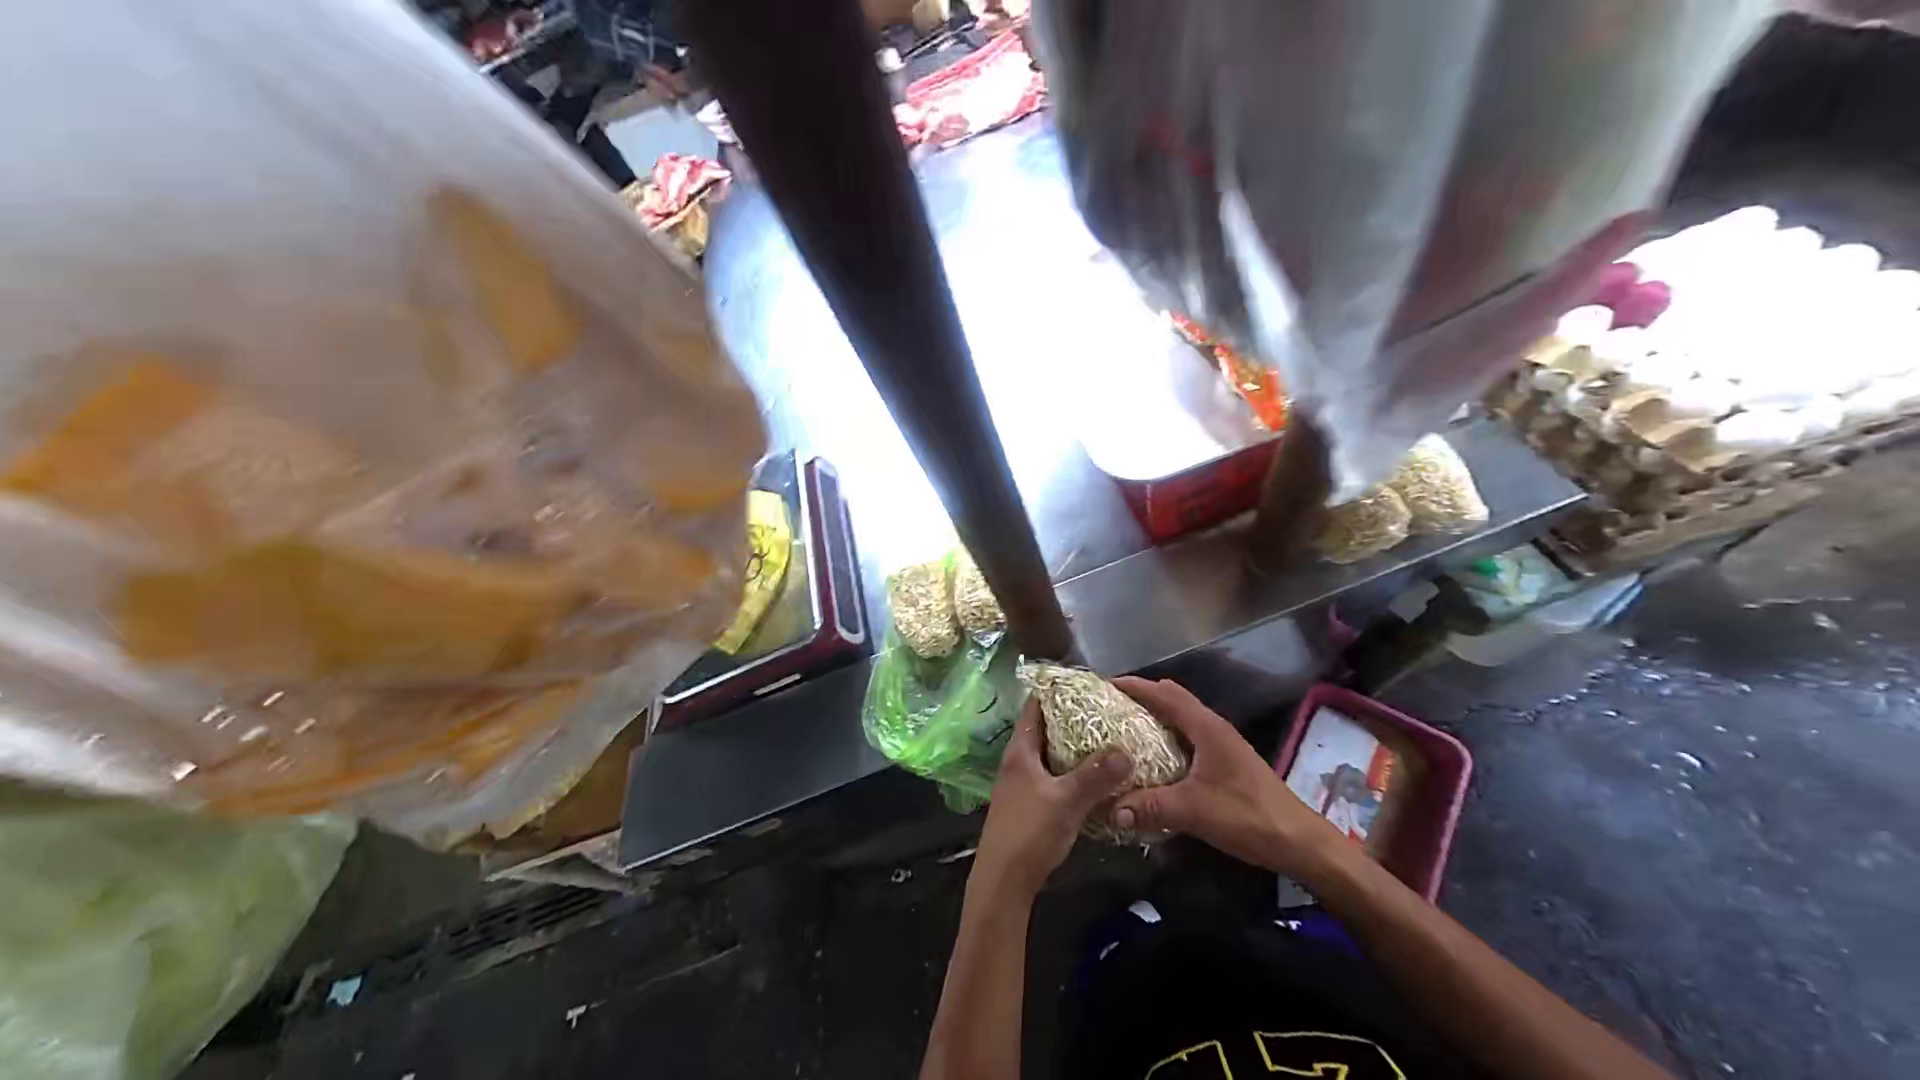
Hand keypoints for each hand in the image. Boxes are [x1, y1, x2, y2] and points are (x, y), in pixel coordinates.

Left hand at [974, 699, 1132, 899]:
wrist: (1003, 882)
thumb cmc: (1029, 832)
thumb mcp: (1066, 800)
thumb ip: (1096, 775)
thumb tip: (1126, 748)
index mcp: (1020, 752)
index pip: (1036, 708)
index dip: (1057, 692)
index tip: (1087, 684)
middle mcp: (1019, 763)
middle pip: (1046, 731)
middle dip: (1073, 721)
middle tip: (1108, 713)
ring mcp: (1023, 786)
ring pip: (1052, 757)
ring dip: (1075, 750)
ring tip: (1109, 742)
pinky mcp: (1031, 806)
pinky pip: (1055, 779)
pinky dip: (1074, 774)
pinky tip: (1097, 780)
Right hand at [1110, 677, 1347, 878]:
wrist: (1300, 843)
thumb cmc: (1249, 817)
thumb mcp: (1194, 811)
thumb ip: (1150, 807)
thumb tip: (1110, 809)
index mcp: (1207, 728)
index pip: (1165, 694)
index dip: (1135, 686)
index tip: (1105, 686)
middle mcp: (1214, 729)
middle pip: (1172, 701)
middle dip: (1141, 699)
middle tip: (1109, 710)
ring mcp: (1222, 746)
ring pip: (1181, 721)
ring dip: (1153, 720)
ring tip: (1122, 733)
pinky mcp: (1225, 764)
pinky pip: (1187, 741)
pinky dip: (1165, 741)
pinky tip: (1151, 762)